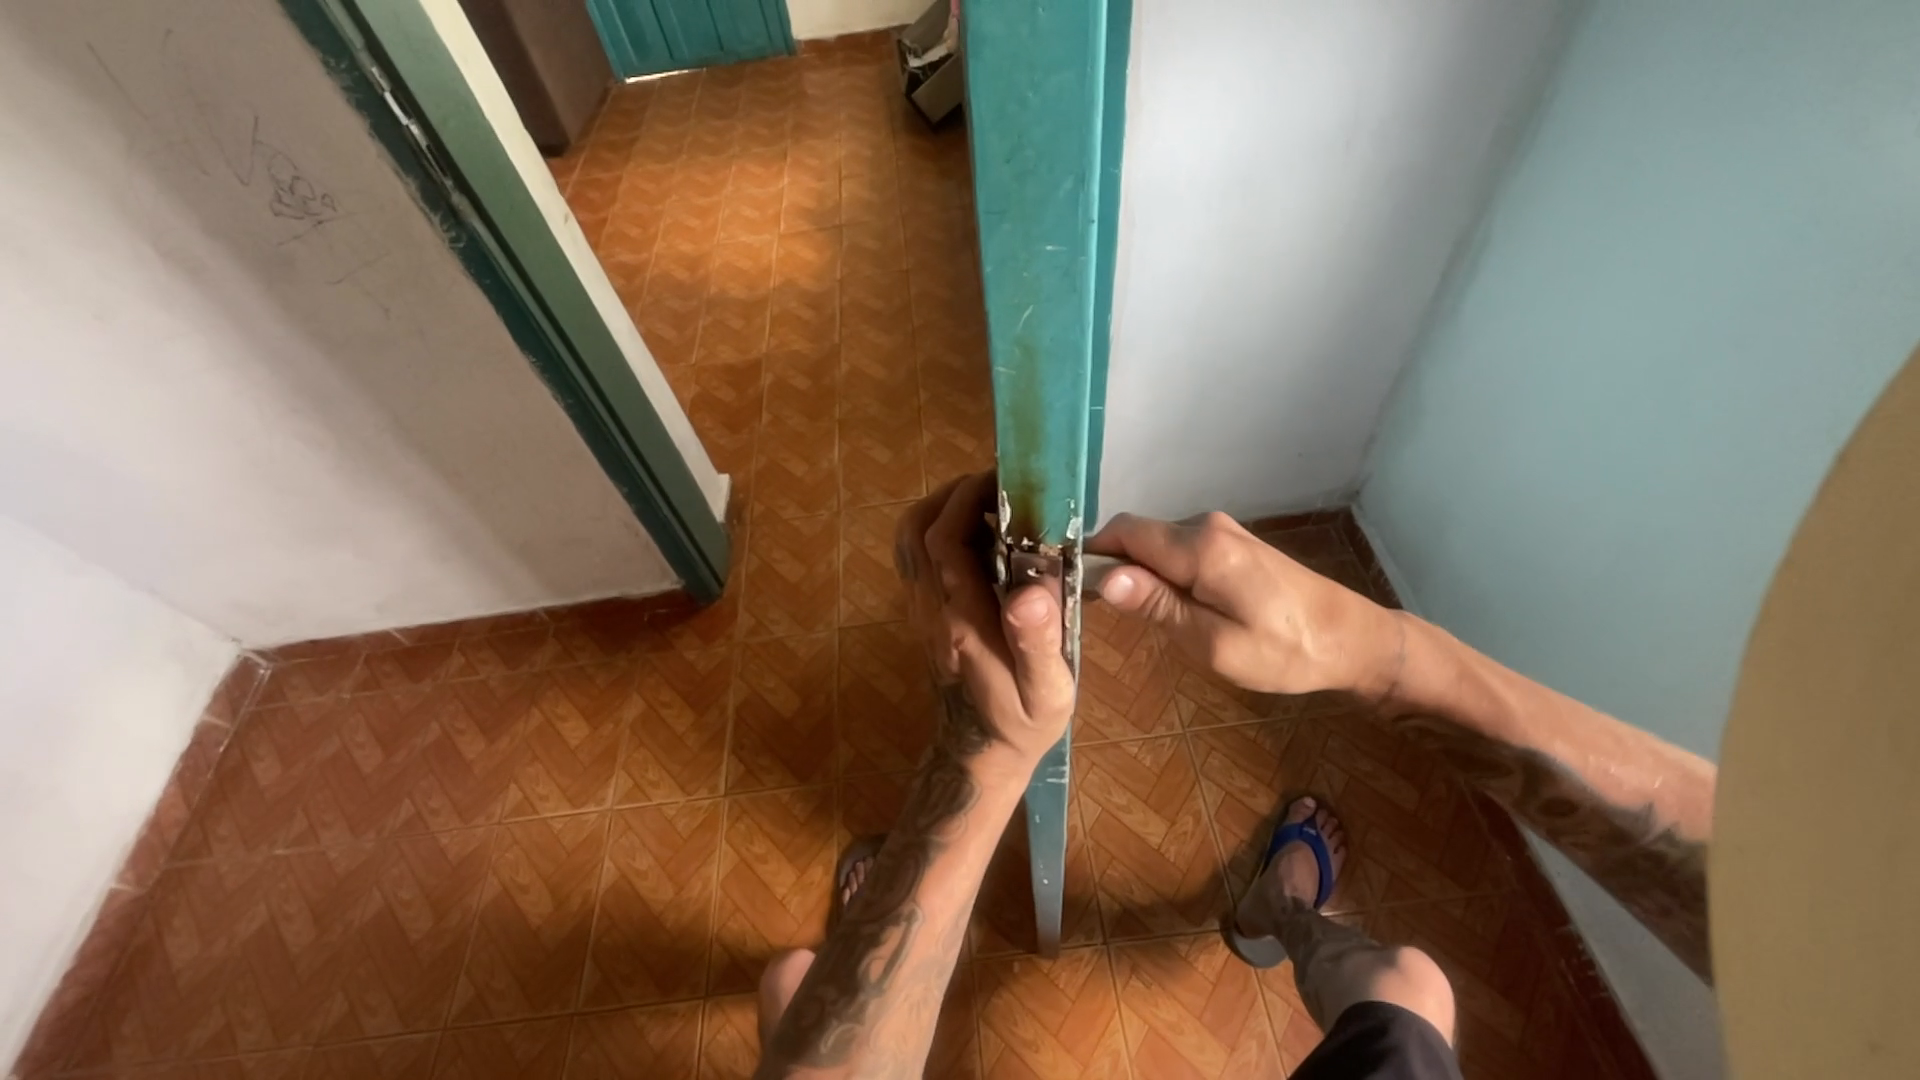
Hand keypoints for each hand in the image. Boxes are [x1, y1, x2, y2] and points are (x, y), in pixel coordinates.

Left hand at [895, 474, 1076, 763]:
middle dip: (953, 495)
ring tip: (988, 506)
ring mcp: (921, 610)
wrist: (979, 752)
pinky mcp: (922, 613)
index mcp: (962, 620)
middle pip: (916, 530)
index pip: (945, 541)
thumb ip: (1038, 643)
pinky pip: (915, 558)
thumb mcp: (1046, 691)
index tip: (1007, 480)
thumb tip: (1030, 590)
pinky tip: (978, 538)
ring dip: (940, 509)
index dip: (969, 499)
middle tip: (999, 488)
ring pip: (908, 541)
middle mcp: (931, 608)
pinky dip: (937, 530)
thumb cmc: (1021, 721)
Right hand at [1086, 512, 1402, 697]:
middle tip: (1107, 615)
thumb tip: (1105, 578)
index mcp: (1201, 548)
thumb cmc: (1284, 652)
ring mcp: (1221, 530)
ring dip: (1140, 572)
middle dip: (1114, 566)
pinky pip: (1178, 548)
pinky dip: (1162, 570)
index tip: (1073, 588)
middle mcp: (1206, 526)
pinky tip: (1173, 605)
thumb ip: (1158, 606)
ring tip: (1145, 617)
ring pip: (1156, 542)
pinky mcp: (1231, 542)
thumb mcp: (1213, 644)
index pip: (1123, 533)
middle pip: (1137, 535)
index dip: (1091, 555)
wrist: (1352, 639)